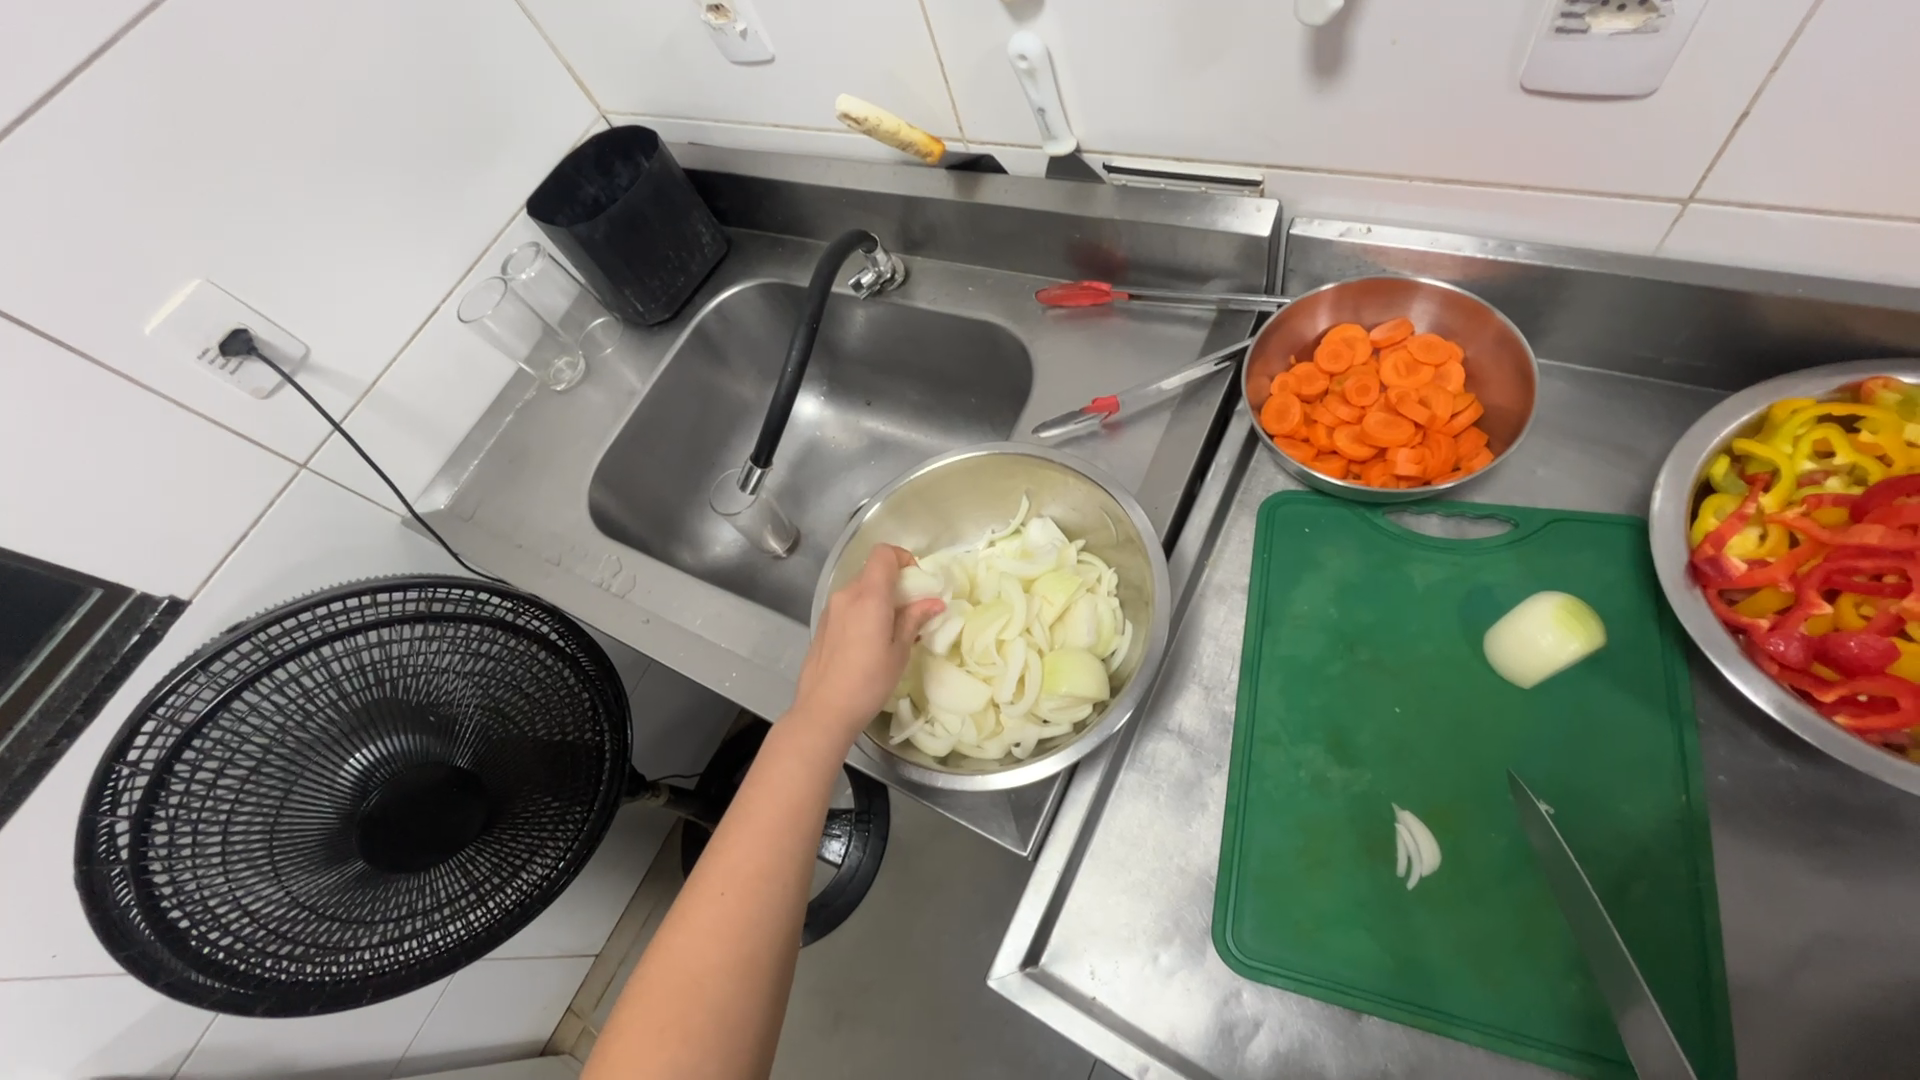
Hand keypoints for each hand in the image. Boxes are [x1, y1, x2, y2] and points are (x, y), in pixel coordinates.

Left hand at [791, 545, 943, 746]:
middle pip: (873, 572)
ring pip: (860, 590)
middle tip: (912, 611)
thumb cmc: (869, 681)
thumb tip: (935, 602)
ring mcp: (831, 609)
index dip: (903, 558)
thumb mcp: (899, 651)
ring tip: (893, 631)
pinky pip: (849, 606)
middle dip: (896, 584)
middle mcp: (846, 595)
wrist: (824, 710)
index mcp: (869, 596)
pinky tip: (871, 642)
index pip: (884, 554)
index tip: (917, 582)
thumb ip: (915, 619)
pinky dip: (865, 611)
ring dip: (880, 599)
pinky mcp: (824, 625)